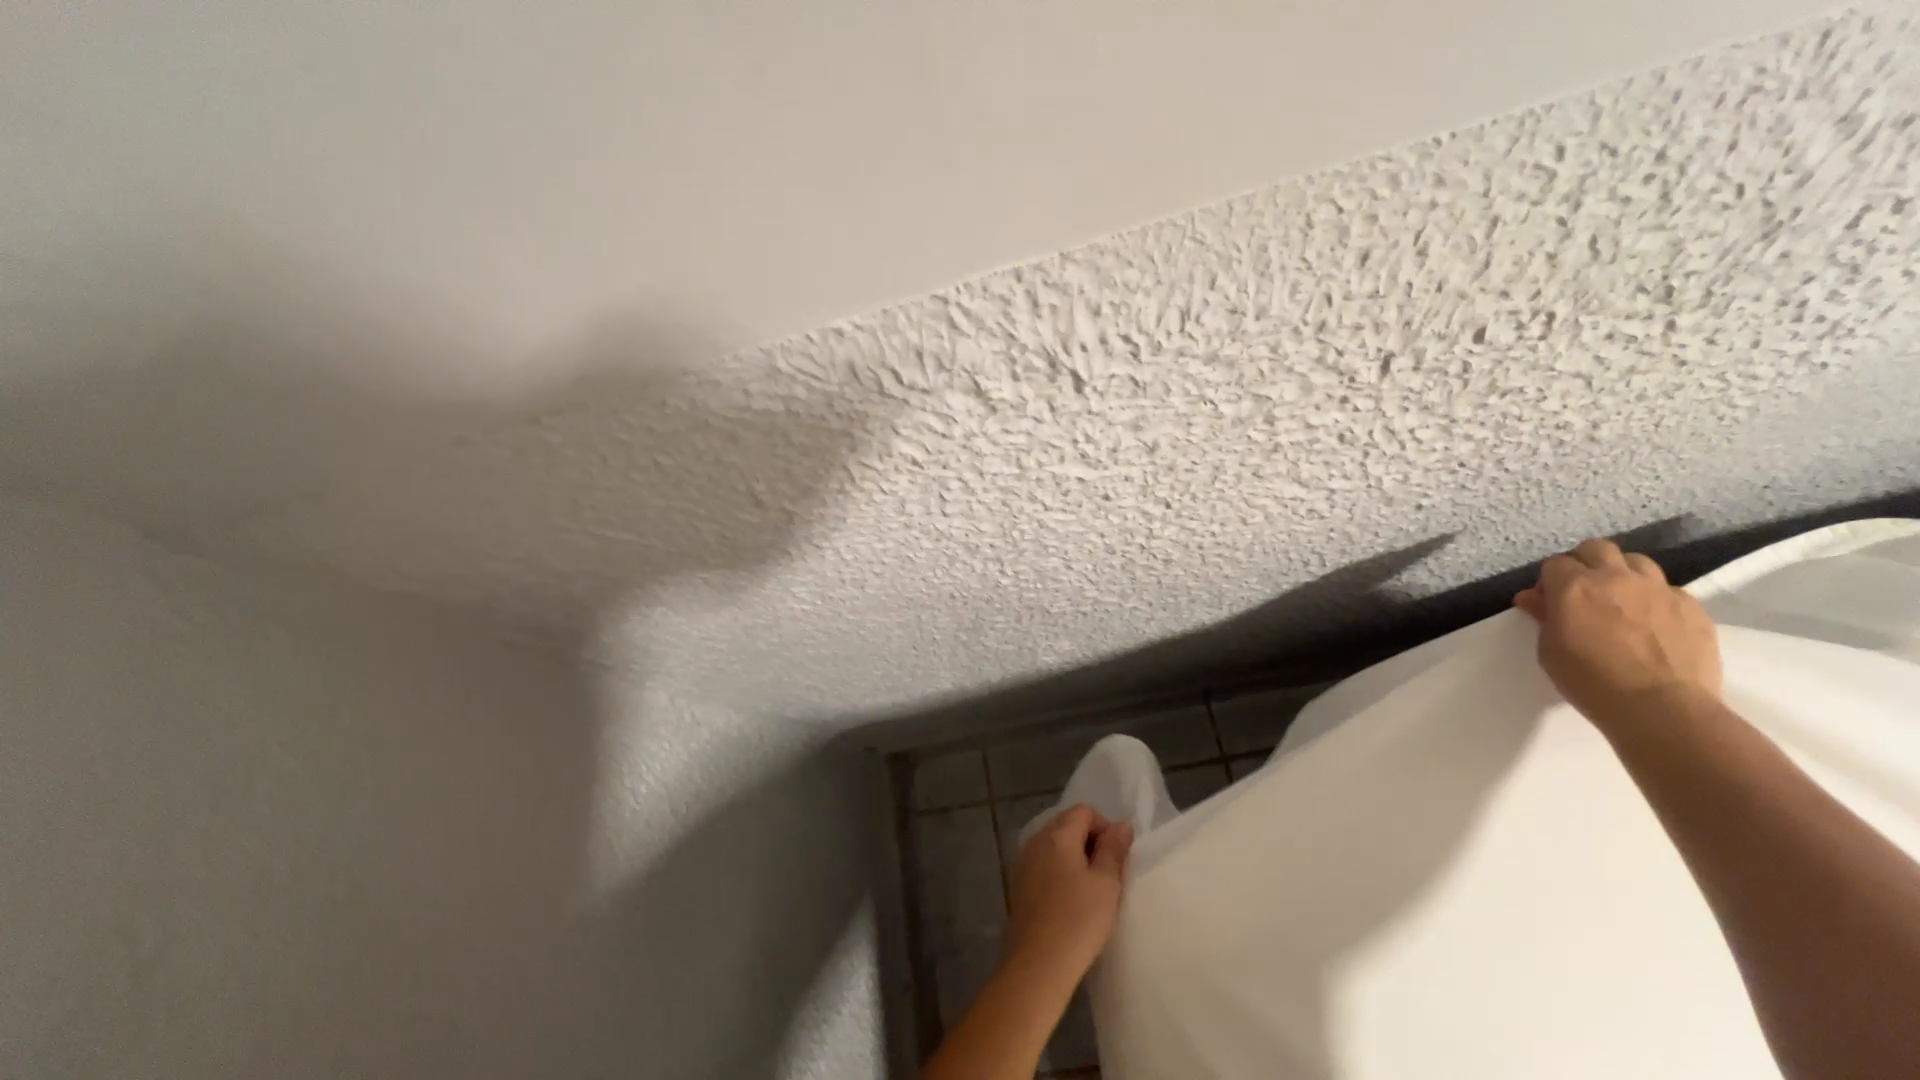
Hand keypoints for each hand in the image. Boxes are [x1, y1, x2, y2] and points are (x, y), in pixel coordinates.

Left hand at [1005, 804, 1132, 983]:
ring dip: (1077, 859)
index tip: (1118, 857)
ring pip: (1056, 847)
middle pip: (1067, 825)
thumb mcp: (1106, 883)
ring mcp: (1024, 864)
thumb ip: (1114, 849)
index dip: (1106, 827)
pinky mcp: (1020, 886)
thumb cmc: (1078, 919)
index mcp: (1057, 835)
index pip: (1084, 811)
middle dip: (1091, 841)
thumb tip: (1121, 824)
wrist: (1038, 964)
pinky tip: (1073, 901)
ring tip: (1095, 890)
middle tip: (1110, 874)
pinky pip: (1046, 866)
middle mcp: (1036, 842)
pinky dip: (1062, 873)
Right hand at [1514, 538, 1722, 730]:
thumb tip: (1532, 598)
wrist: (1661, 707)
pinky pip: (1668, 589)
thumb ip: (1543, 618)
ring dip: (1622, 573)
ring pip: (1636, 561)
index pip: (1554, 564)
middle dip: (1584, 563)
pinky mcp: (1691, 605)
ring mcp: (1658, 589)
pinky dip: (1654, 599)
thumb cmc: (1591, 682)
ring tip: (1620, 600)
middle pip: (1596, 548)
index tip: (1549, 603)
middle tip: (1582, 591)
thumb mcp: (1550, 652)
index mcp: (1575, 587)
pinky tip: (1652, 624)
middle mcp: (1615, 578)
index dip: (1549, 581)